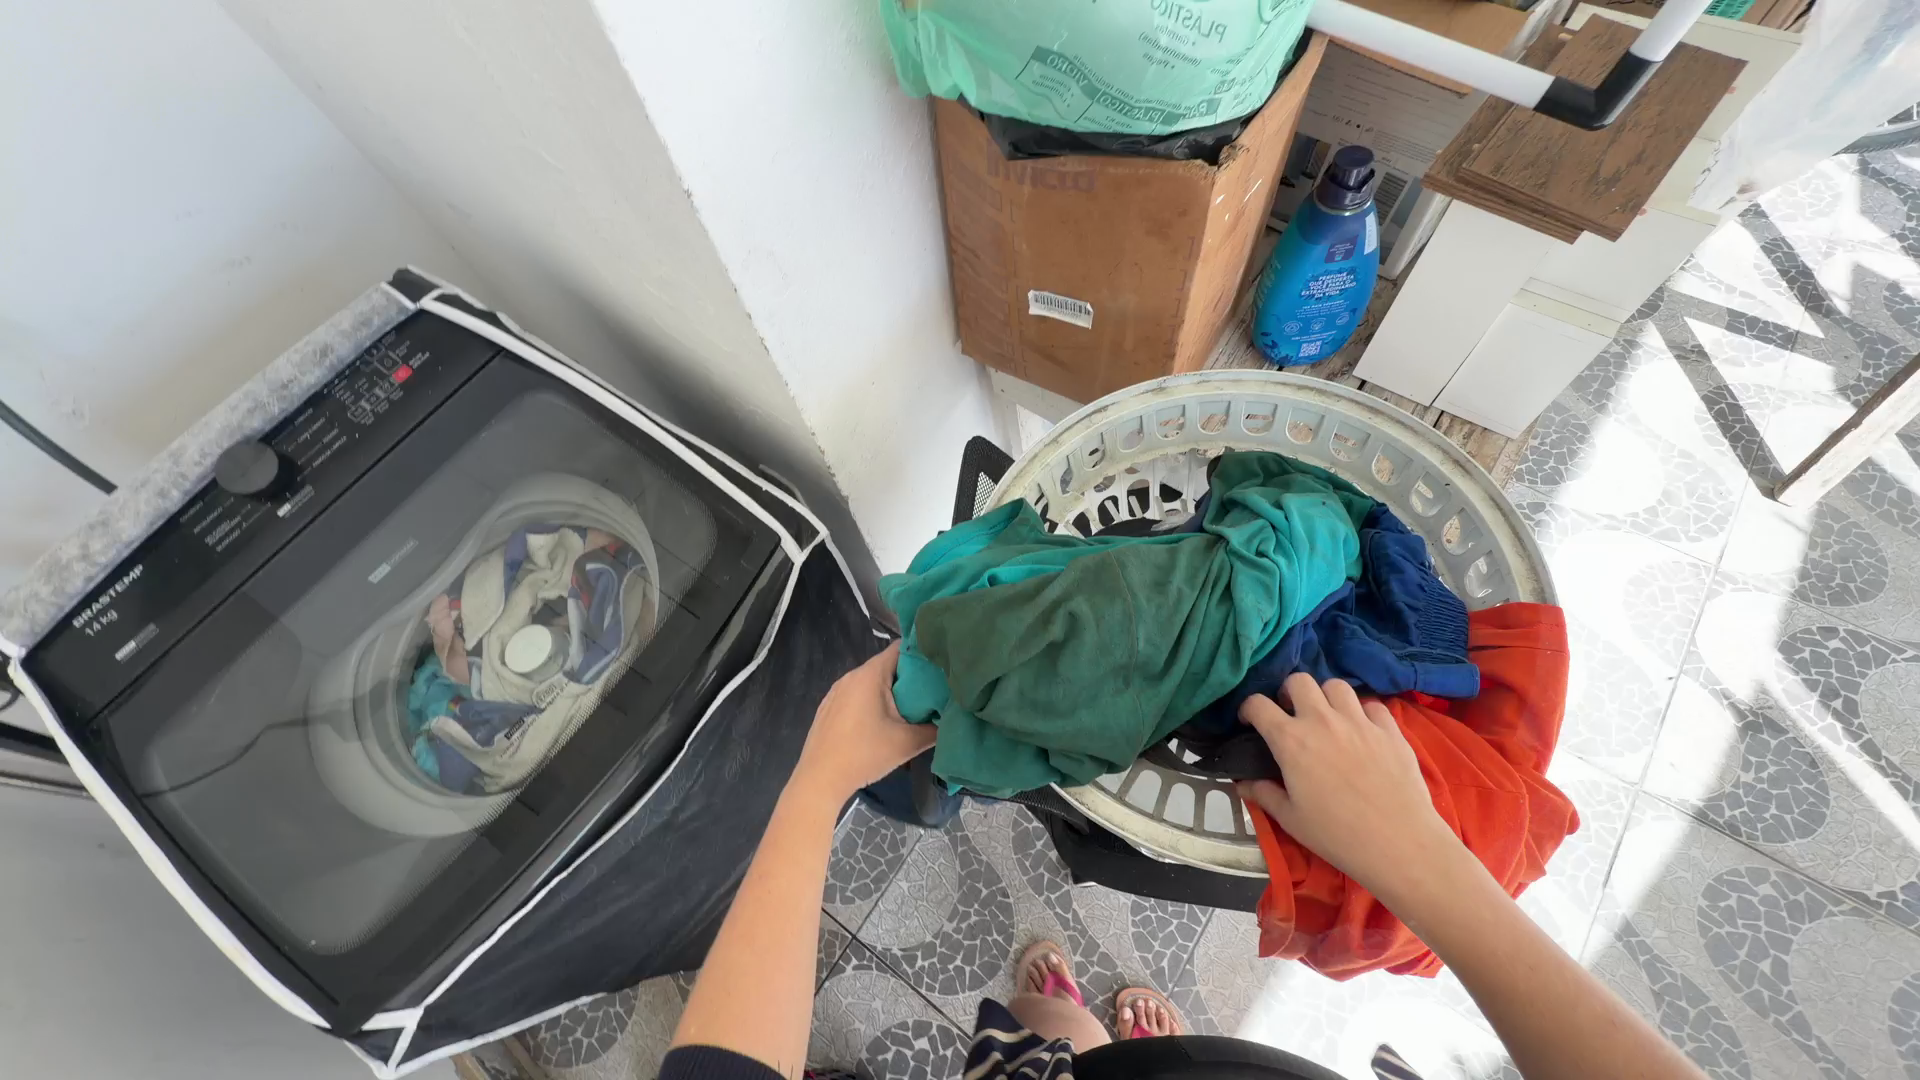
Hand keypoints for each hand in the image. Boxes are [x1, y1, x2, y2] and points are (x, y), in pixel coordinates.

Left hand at [790, 643, 935, 802]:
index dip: (923, 654)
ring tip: (911, 707)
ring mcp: (836, 691)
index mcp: (869, 676)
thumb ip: (934, 729)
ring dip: (891, 691)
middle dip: (911, 676)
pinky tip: (881, 721)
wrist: (819, 780)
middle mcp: (851, 676)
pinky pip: (857, 694)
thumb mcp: (906, 744)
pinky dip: (872, 701)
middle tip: (933, 691)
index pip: (901, 649)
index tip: (940, 666)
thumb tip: (952, 720)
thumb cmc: (863, 755)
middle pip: (887, 665)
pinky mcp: (829, 707)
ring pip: (872, 681)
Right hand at [1235, 674, 1463, 902]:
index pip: (1257, 704)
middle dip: (1288, 692)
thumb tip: (1242, 782)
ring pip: (1336, 685)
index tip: (1250, 722)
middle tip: (1291, 713)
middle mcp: (1322, 721)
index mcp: (1290, 740)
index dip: (1248, 709)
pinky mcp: (1390, 731)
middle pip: (1299, 680)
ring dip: (1326, 697)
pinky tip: (1363, 730)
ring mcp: (1359, 722)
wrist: (1400, 845)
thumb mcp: (1290, 819)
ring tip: (1328, 716)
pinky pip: (1373, 705)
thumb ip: (1263, 794)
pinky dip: (1363, 712)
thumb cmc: (1337, 834)